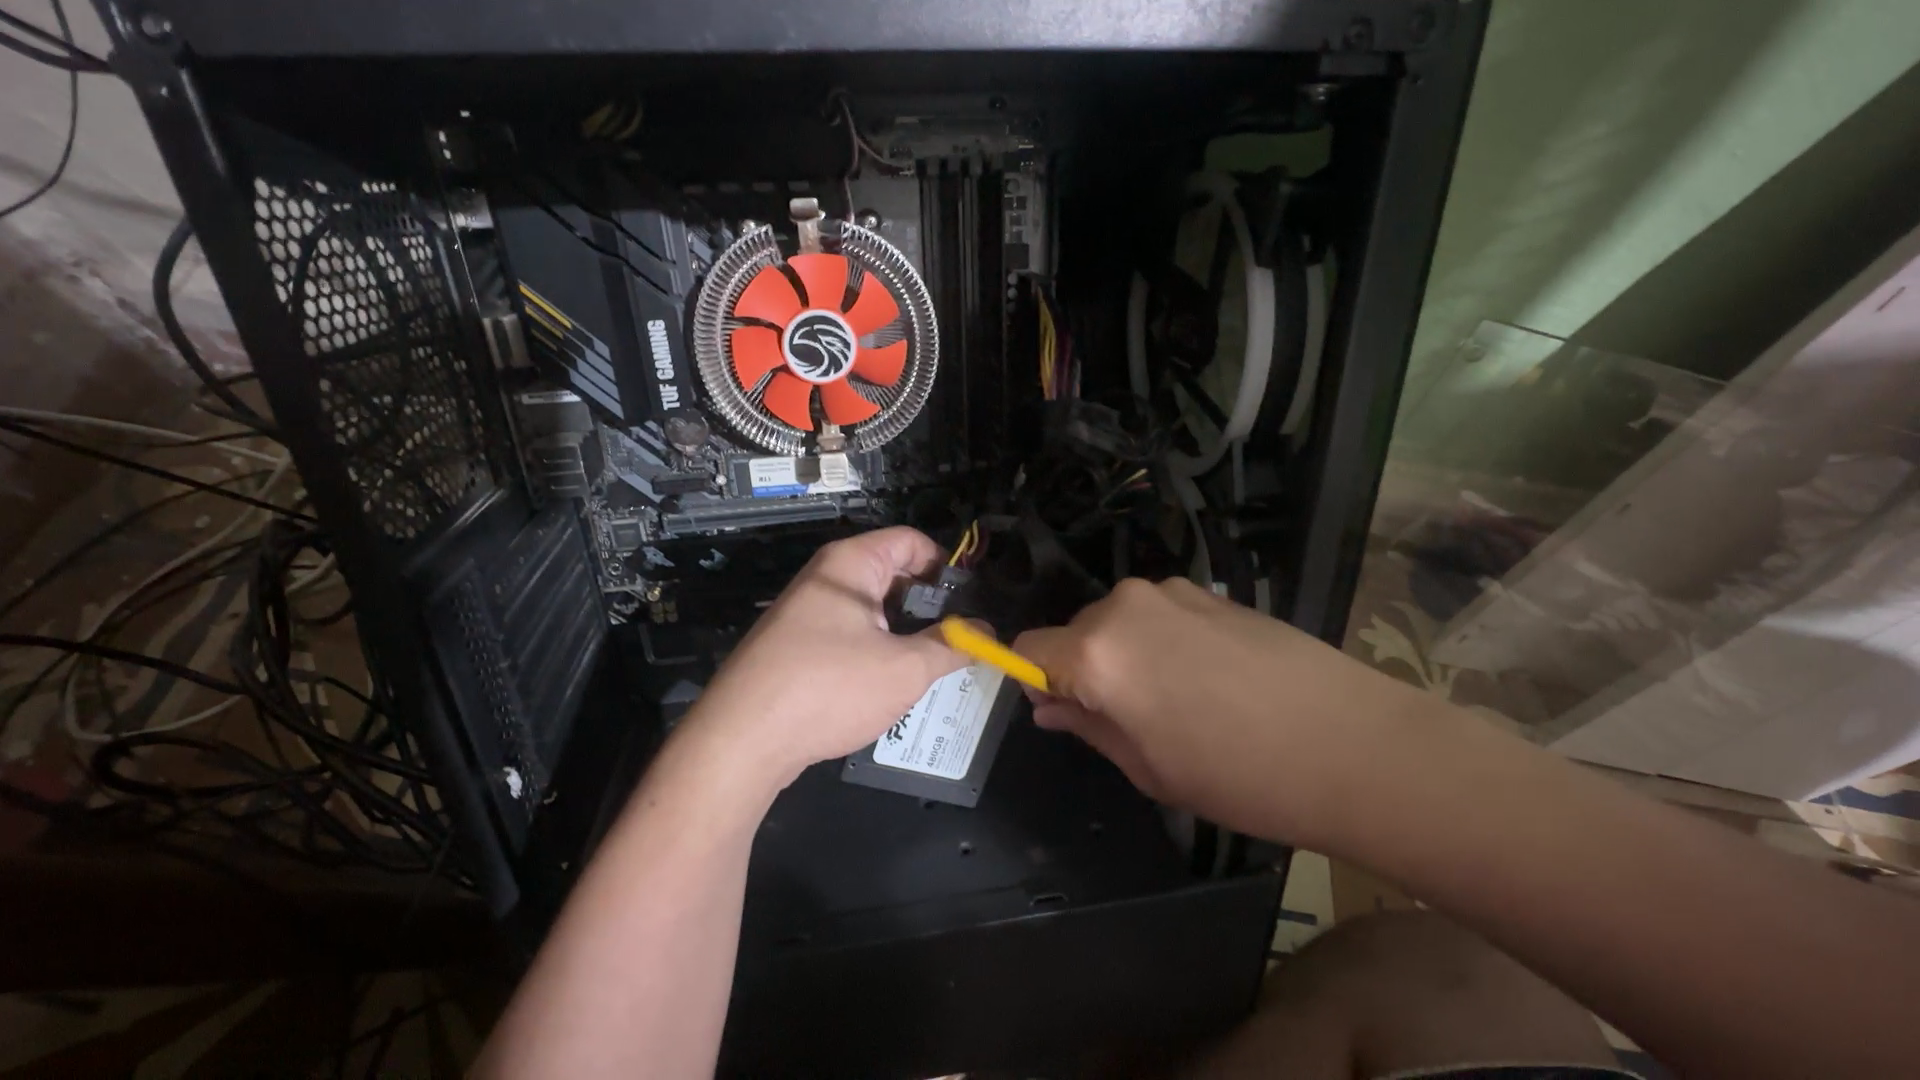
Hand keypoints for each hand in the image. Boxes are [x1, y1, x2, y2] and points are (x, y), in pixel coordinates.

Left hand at [677, 527, 965, 789]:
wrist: (743, 740)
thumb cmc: (830, 688)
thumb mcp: (905, 668)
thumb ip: (953, 646)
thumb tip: (986, 631)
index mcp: (850, 564)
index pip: (911, 541)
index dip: (947, 567)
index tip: (972, 603)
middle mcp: (825, 578)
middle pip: (892, 575)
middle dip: (929, 606)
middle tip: (961, 640)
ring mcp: (807, 613)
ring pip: (872, 610)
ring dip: (904, 634)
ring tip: (933, 667)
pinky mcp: (796, 647)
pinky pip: (849, 635)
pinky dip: (875, 652)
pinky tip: (889, 686)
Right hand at [1013, 577, 1437, 845]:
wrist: (1358, 746)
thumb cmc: (1240, 775)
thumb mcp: (1149, 768)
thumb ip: (1088, 727)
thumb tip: (1049, 707)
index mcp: (1098, 652)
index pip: (1028, 649)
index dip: (1034, 681)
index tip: (1059, 712)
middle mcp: (1127, 605)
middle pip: (1076, 632)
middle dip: (1085, 671)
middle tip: (1128, 721)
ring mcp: (1177, 592)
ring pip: (1122, 622)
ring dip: (1129, 656)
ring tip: (1181, 704)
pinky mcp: (1218, 592)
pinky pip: (1164, 615)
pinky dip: (1167, 643)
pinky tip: (1214, 683)